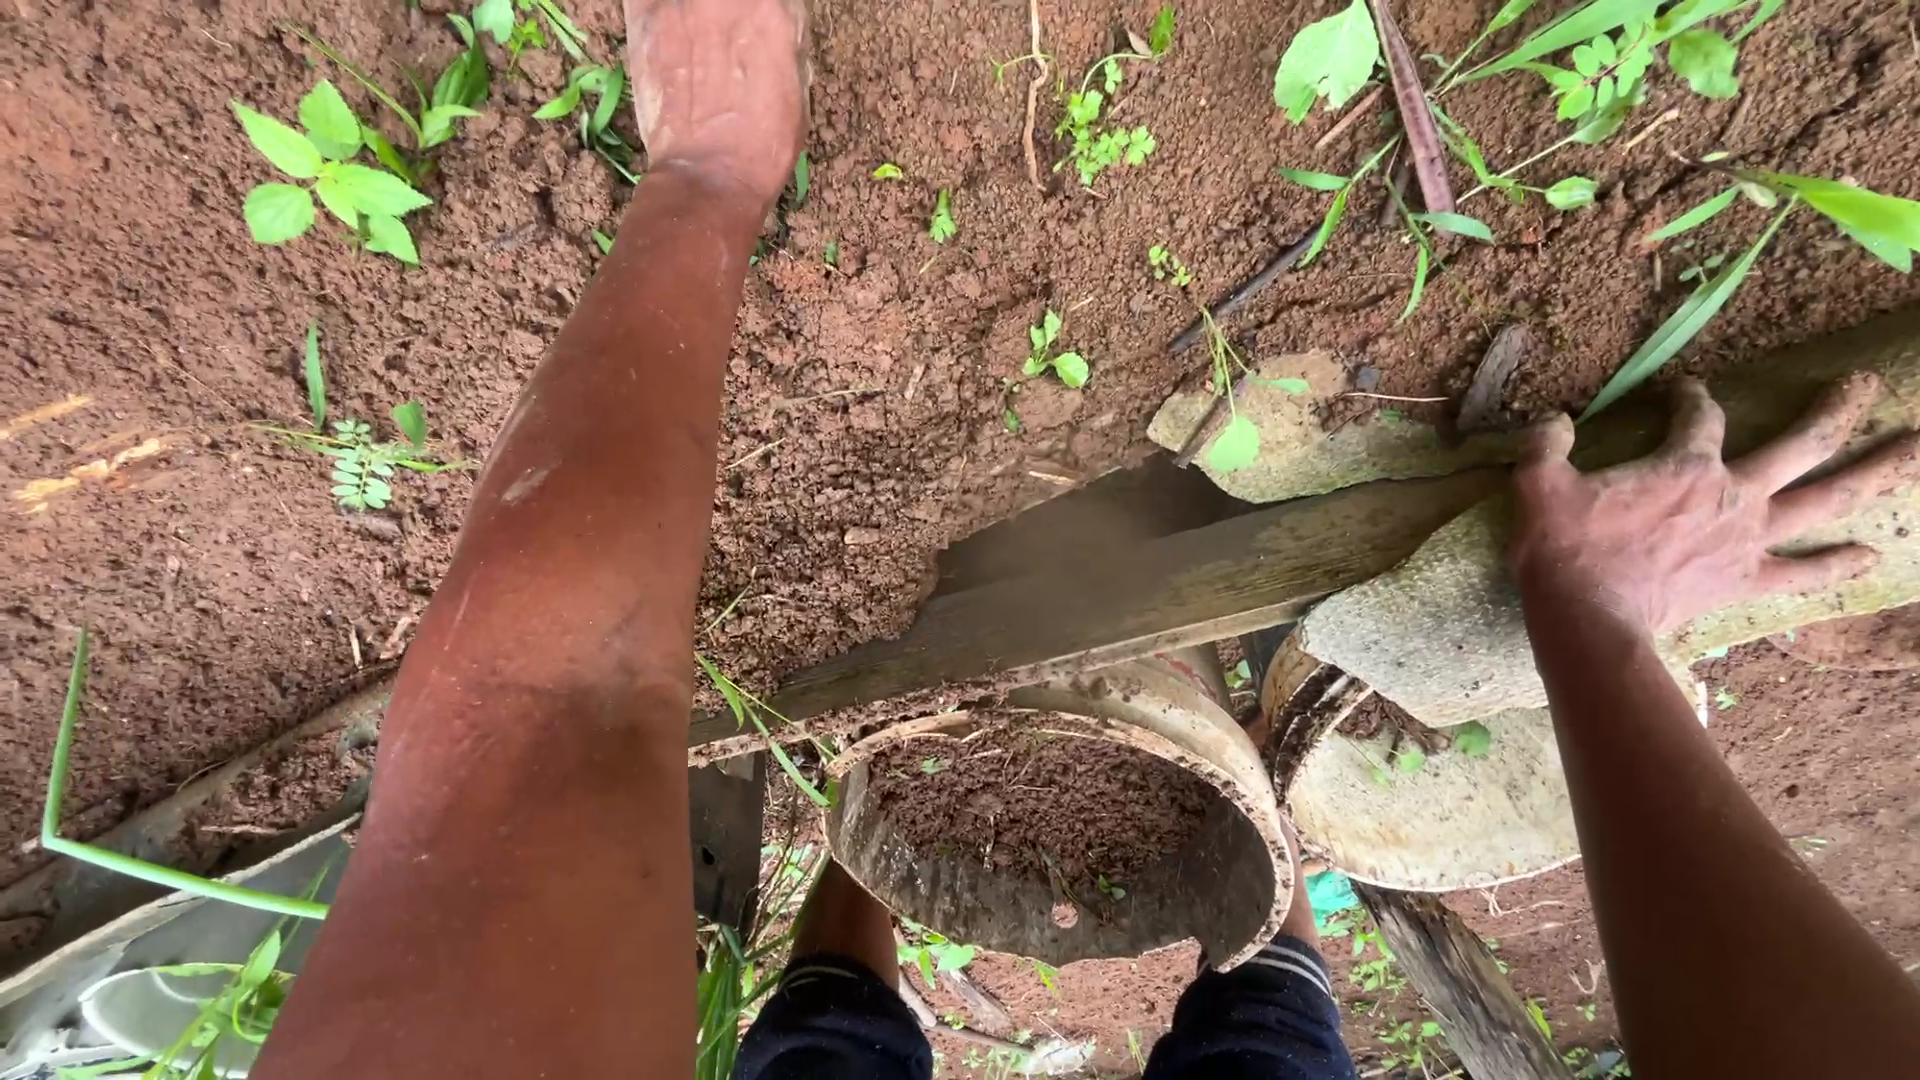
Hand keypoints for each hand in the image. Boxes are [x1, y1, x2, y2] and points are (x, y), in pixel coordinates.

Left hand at [625, 0, 806, 207]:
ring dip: (694, 19)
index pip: (771, 1)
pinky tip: (668, 42)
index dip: (764, 22)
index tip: (758, 43)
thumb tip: (775, 36)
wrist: (711, 177)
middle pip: (727, 0)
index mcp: (773, 11)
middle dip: (727, 20)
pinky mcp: (644, 15)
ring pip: (689, 2)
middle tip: (724, 52)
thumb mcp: (797, 98)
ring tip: (697, 51)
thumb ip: (785, 51)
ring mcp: (682, 1)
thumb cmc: (763, 151)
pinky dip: (657, 12)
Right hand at [1509, 374, 1919, 635]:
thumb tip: (1554, 420)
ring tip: (1916, 449)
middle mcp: (1732, 494)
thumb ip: (1545, 444)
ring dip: (1880, 472)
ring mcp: (1747, 539)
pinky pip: (1803, 572)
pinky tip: (1870, 555)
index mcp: (1683, 467)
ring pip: (1828, 499)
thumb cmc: (1562, 546)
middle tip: (1865, 386)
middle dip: (1837, 411)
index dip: (1689, 397)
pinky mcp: (1744, 580)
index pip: (1699, 417)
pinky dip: (1837, 564)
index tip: (1682, 390)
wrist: (1586, 612)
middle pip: (1802, 444)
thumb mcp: (1536, 484)